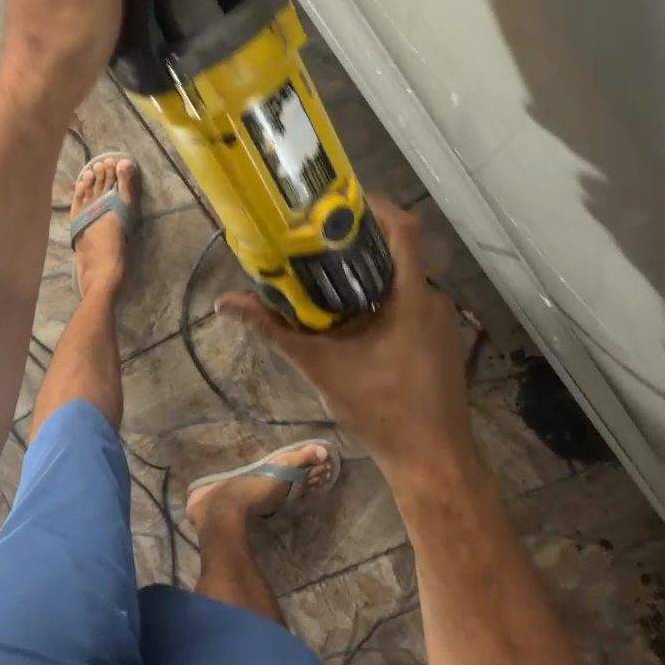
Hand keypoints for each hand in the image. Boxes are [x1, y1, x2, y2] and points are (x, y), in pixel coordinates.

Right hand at [217, 199, 476, 485]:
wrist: (432, 461)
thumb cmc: (380, 405)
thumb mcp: (317, 363)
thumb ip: (273, 328)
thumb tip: (225, 302)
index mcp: (410, 295)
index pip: (404, 229)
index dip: (375, 206)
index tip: (337, 203)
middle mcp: (432, 300)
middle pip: (399, 250)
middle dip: (359, 240)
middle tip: (316, 237)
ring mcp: (440, 323)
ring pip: (403, 279)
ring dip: (368, 271)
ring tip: (324, 273)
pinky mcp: (439, 343)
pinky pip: (409, 303)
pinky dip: (380, 297)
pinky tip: (349, 316)